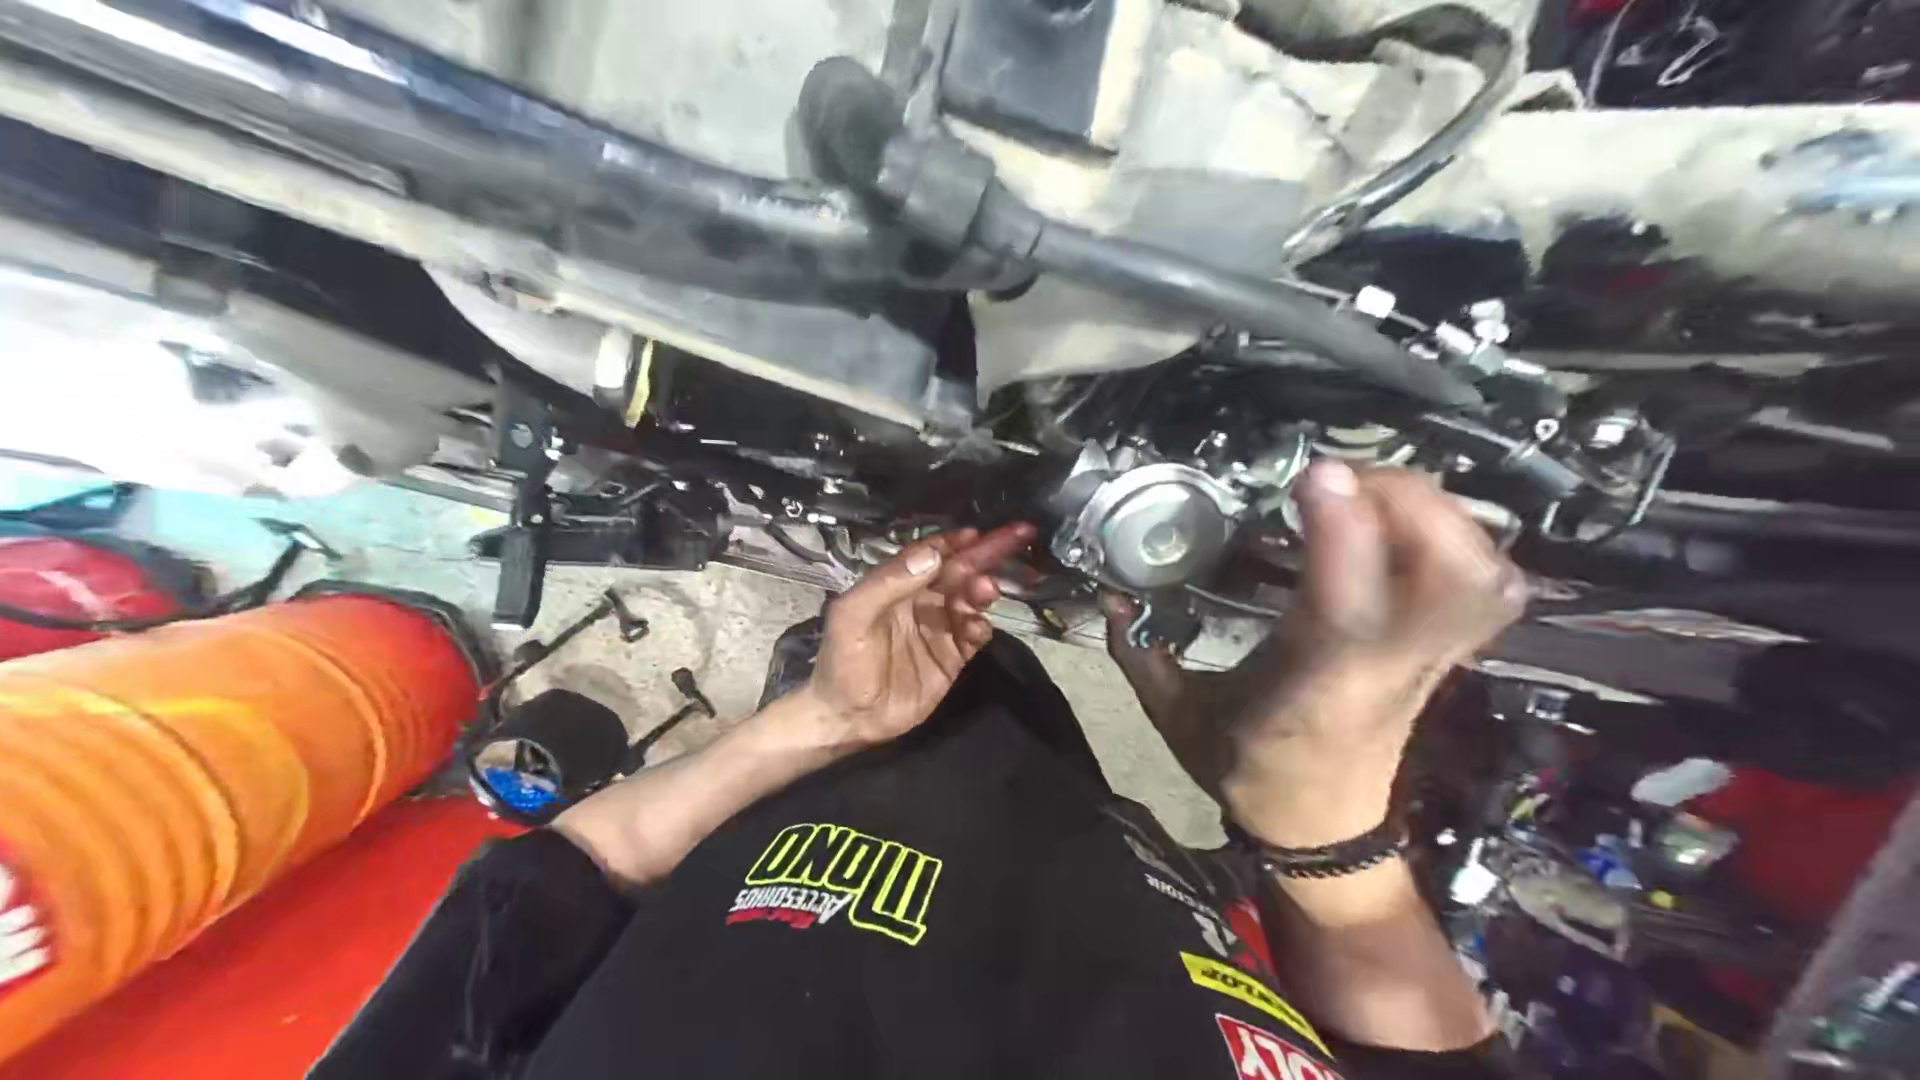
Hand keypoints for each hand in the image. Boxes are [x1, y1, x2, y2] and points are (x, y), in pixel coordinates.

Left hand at [807, 524, 1036, 746]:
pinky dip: (981, 627)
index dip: (955, 542)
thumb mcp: (852, 616)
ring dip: (983, 590)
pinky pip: (974, 635)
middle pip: (959, 570)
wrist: (848, 719)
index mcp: (897, 584)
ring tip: (989, 588)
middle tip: (1018, 535)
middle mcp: (922, 601)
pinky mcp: (952, 657)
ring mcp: (939, 628)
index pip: (931, 554)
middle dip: (987, 552)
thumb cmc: (842, 662)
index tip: (979, 532)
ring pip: (970, 600)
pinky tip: (979, 626)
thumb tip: (933, 556)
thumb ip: (888, 583)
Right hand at [1109, 462, 1524, 845]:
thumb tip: (1111, 592)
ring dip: (1437, 512)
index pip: (1347, 610)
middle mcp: (1387, 670)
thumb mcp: (1175, 715)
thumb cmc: (1247, 772)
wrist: (1322, 827)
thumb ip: (1138, 651)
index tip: (1314, 474)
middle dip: (1408, 502)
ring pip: (1484, 577)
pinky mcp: (1442, 650)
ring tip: (1370, 486)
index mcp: (1312, 689)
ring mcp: (1428, 660)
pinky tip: (1405, 517)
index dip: (1343, 534)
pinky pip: (1487, 586)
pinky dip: (1461, 535)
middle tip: (1340, 473)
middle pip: (1451, 580)